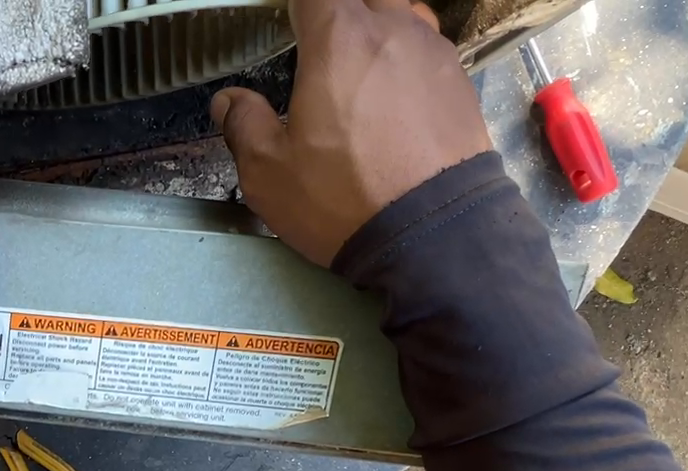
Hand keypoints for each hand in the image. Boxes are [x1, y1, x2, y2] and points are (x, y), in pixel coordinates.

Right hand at [210, 0, 492, 265]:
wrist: (426, 231)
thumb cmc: (337, 197)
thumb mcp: (268, 173)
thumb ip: (244, 126)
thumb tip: (228, 100)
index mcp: (337, 41)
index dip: (295, 7)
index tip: (283, 26)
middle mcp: (391, 28)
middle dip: (336, 15)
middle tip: (315, 54)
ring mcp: (432, 50)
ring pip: (399, 16)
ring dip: (373, 34)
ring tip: (355, 74)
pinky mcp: (459, 79)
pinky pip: (424, 50)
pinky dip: (402, 62)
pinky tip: (390, 100)